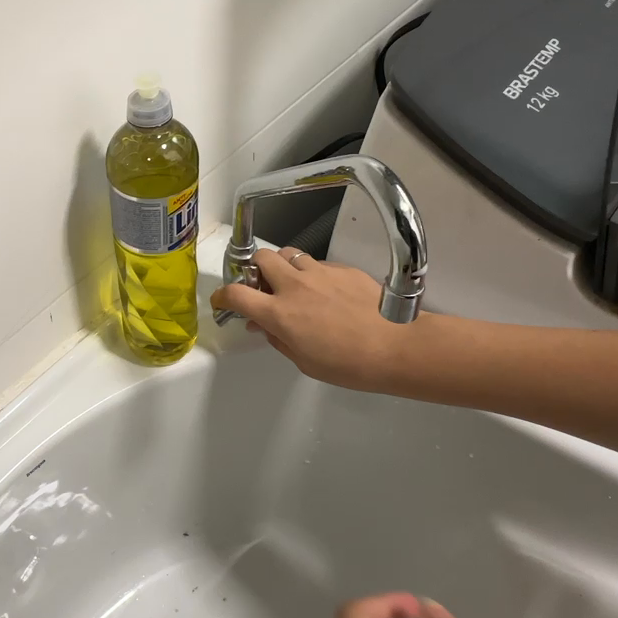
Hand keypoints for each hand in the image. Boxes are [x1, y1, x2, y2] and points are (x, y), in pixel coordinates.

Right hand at [209, 248, 421, 391]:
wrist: (396, 347)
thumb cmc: (349, 364)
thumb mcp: (303, 360)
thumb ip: (278, 339)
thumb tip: (265, 326)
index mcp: (279, 313)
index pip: (235, 293)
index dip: (221, 296)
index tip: (222, 301)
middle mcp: (294, 286)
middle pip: (260, 258)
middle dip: (254, 269)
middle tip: (260, 285)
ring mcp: (319, 273)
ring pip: (288, 253)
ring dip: (282, 266)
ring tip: (290, 283)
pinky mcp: (342, 269)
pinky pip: (317, 263)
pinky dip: (311, 273)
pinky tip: (323, 291)